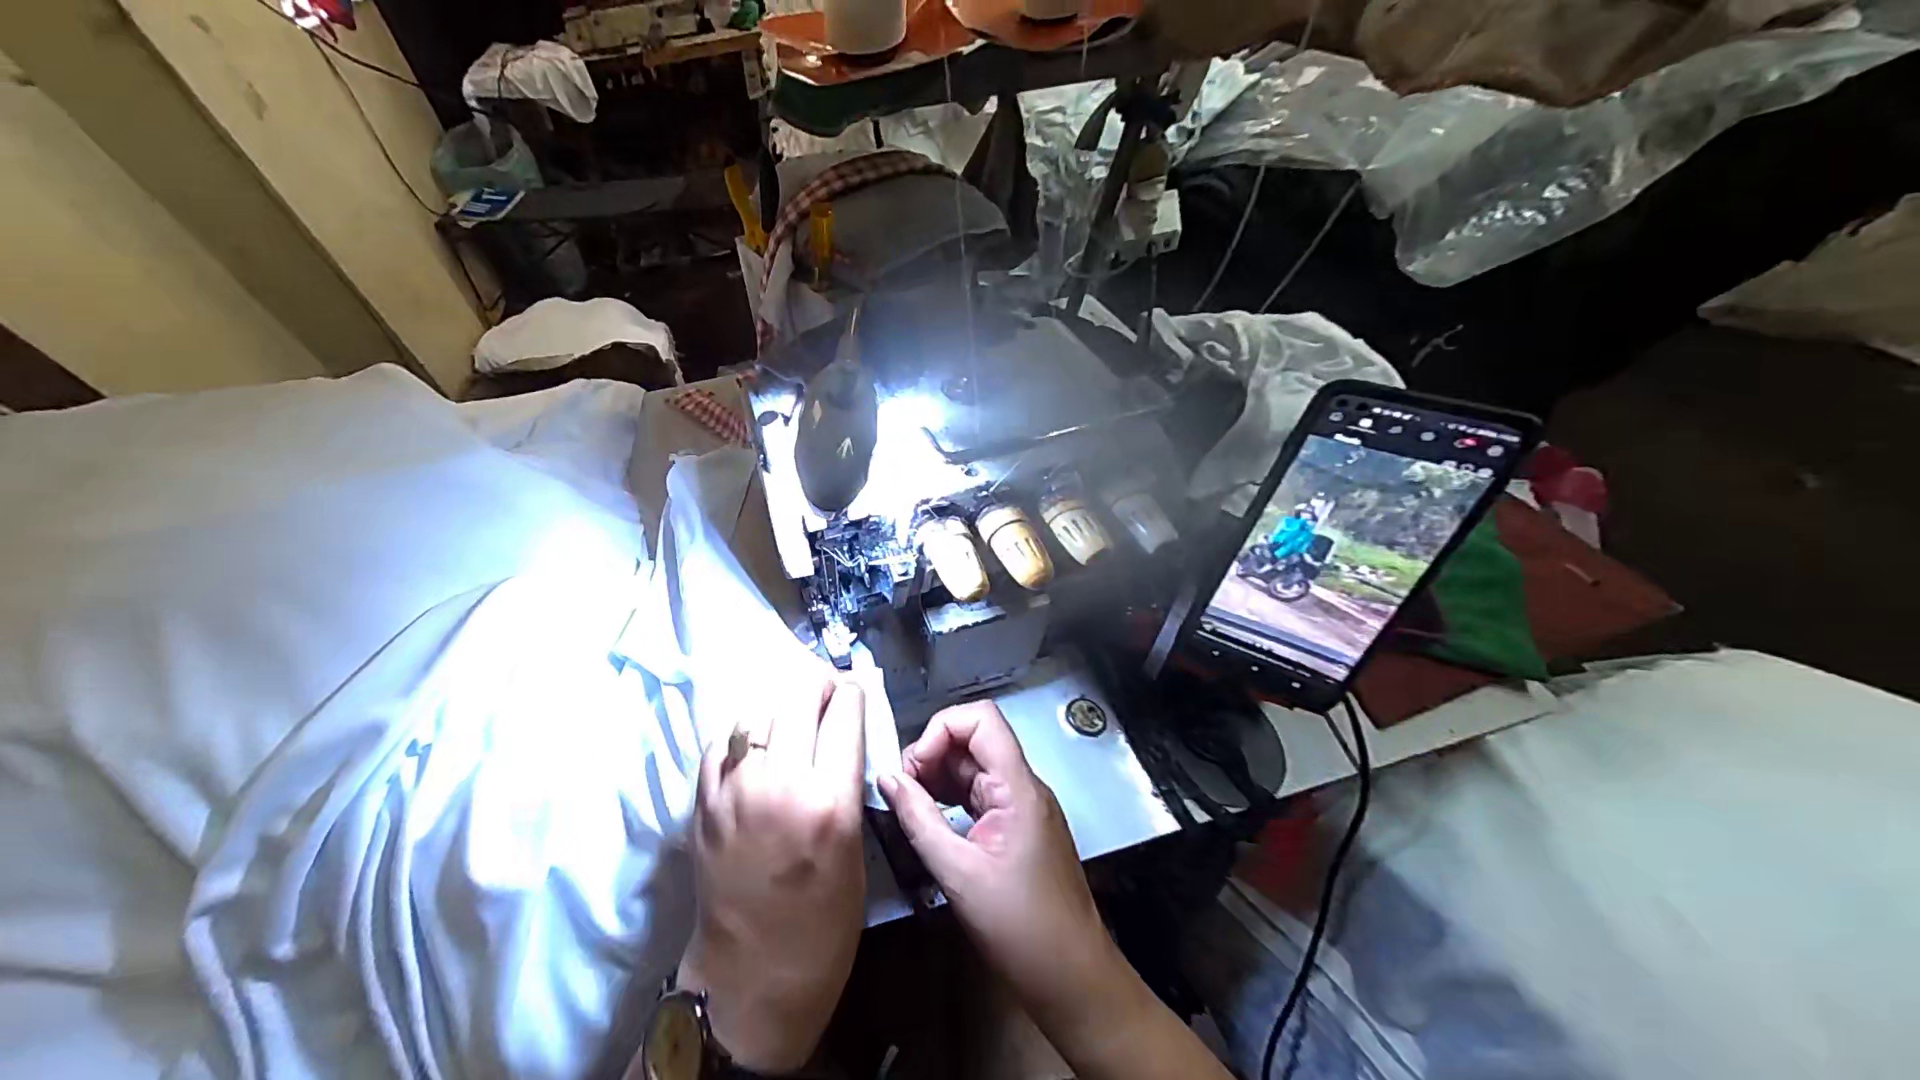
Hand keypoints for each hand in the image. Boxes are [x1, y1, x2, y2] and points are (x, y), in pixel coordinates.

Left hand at [677, 678, 866, 1073]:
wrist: (752, 973)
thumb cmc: (824, 919)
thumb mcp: (855, 844)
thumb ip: (847, 780)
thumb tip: (843, 731)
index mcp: (829, 800)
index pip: (844, 711)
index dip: (852, 693)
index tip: (853, 692)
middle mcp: (779, 784)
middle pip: (797, 694)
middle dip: (817, 684)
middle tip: (825, 694)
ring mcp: (733, 790)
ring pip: (756, 710)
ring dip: (779, 705)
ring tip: (791, 718)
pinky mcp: (702, 802)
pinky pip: (723, 742)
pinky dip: (744, 734)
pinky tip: (757, 747)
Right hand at [876, 702, 1125, 1038]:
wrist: (1071, 974)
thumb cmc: (1020, 927)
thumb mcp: (958, 872)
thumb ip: (919, 819)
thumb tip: (887, 779)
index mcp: (1017, 787)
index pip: (981, 719)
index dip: (941, 729)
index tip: (914, 767)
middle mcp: (1023, 786)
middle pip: (974, 739)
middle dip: (932, 754)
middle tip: (903, 790)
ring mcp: (1021, 805)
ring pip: (974, 765)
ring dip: (938, 776)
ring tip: (910, 805)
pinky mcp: (1016, 825)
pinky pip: (979, 793)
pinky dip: (950, 797)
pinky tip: (928, 818)